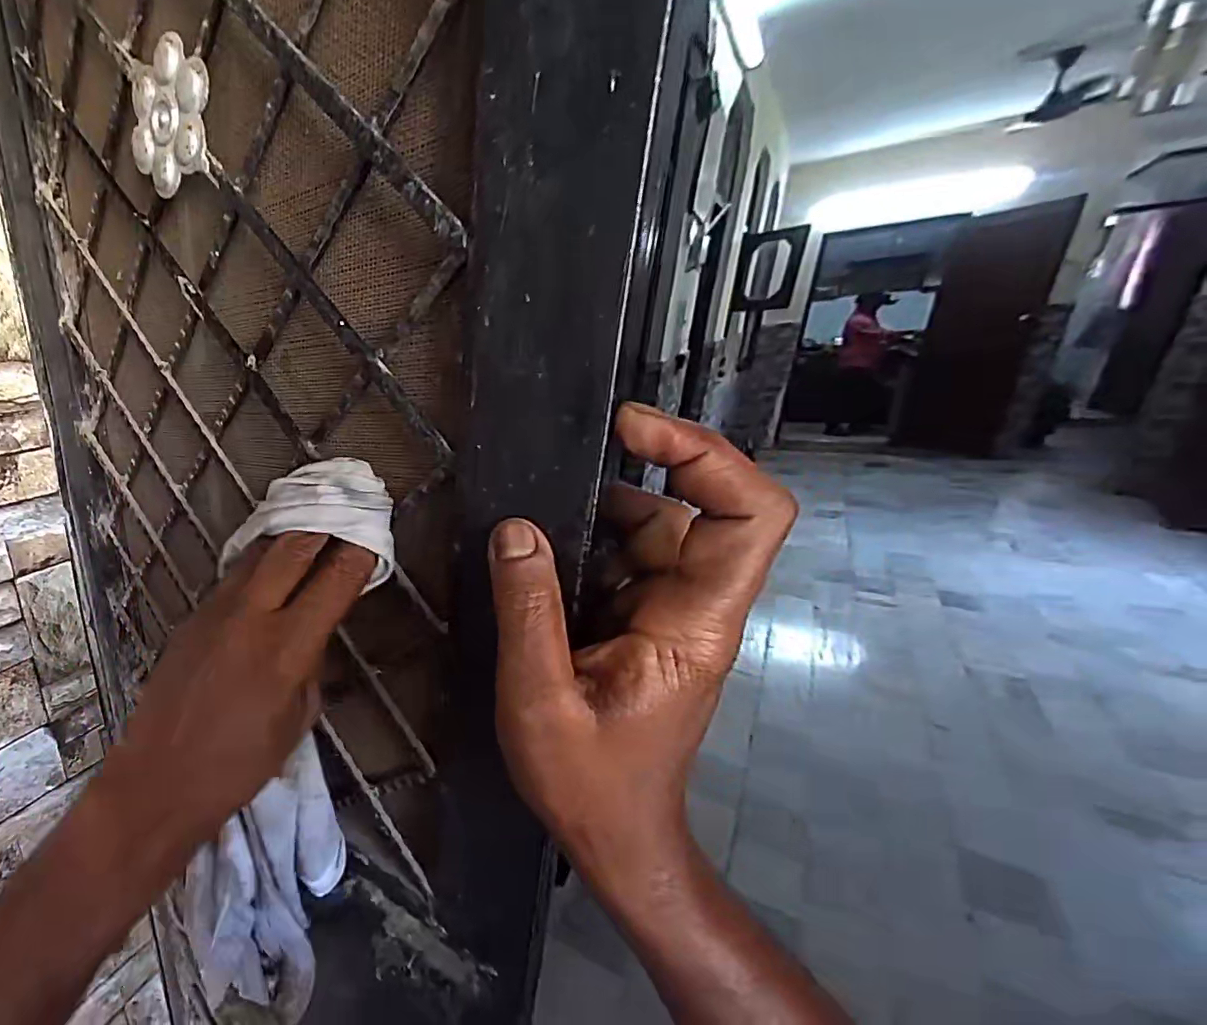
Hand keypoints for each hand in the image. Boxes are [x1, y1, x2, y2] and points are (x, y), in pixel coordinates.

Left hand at [95, 533, 375, 861]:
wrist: (160, 777)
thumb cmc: (239, 766)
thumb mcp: (295, 721)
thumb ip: (309, 668)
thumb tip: (311, 635)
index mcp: (285, 648)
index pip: (332, 583)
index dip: (356, 556)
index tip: (370, 539)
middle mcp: (249, 616)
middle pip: (290, 548)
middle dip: (319, 526)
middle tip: (338, 513)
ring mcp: (214, 611)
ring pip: (256, 555)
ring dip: (285, 540)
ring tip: (306, 533)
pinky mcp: (190, 616)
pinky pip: (231, 579)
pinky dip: (256, 568)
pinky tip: (266, 575)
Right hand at [490, 403, 796, 886]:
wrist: (614, 836)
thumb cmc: (587, 781)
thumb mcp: (540, 696)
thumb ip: (528, 609)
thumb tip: (515, 528)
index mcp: (693, 624)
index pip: (748, 517)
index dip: (707, 456)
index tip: (634, 430)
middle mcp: (691, 609)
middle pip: (690, 515)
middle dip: (628, 482)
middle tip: (551, 471)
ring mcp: (664, 616)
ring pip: (646, 536)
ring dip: (589, 519)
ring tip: (526, 527)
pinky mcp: (636, 625)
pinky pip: (616, 564)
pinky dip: (576, 548)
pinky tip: (531, 559)